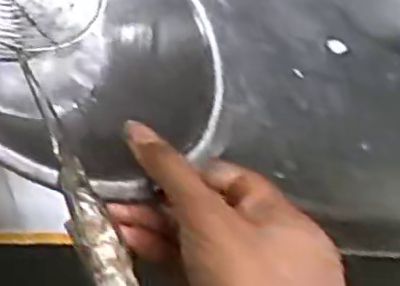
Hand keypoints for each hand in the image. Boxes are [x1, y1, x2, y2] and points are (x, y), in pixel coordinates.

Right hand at [108, 121, 343, 285]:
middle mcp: (276, 245)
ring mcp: (256, 274)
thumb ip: (168, 168)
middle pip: (201, 203)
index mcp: (286, 221)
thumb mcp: (204, 216)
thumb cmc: (249, 279)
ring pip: (191, 232)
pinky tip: (129, 241)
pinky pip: (192, 258)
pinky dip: (159, 247)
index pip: (224, 174)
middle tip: (117, 198)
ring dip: (147, 222)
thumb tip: (135, 128)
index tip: (147, 173)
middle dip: (151, 199)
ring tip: (113, 220)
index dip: (182, 169)